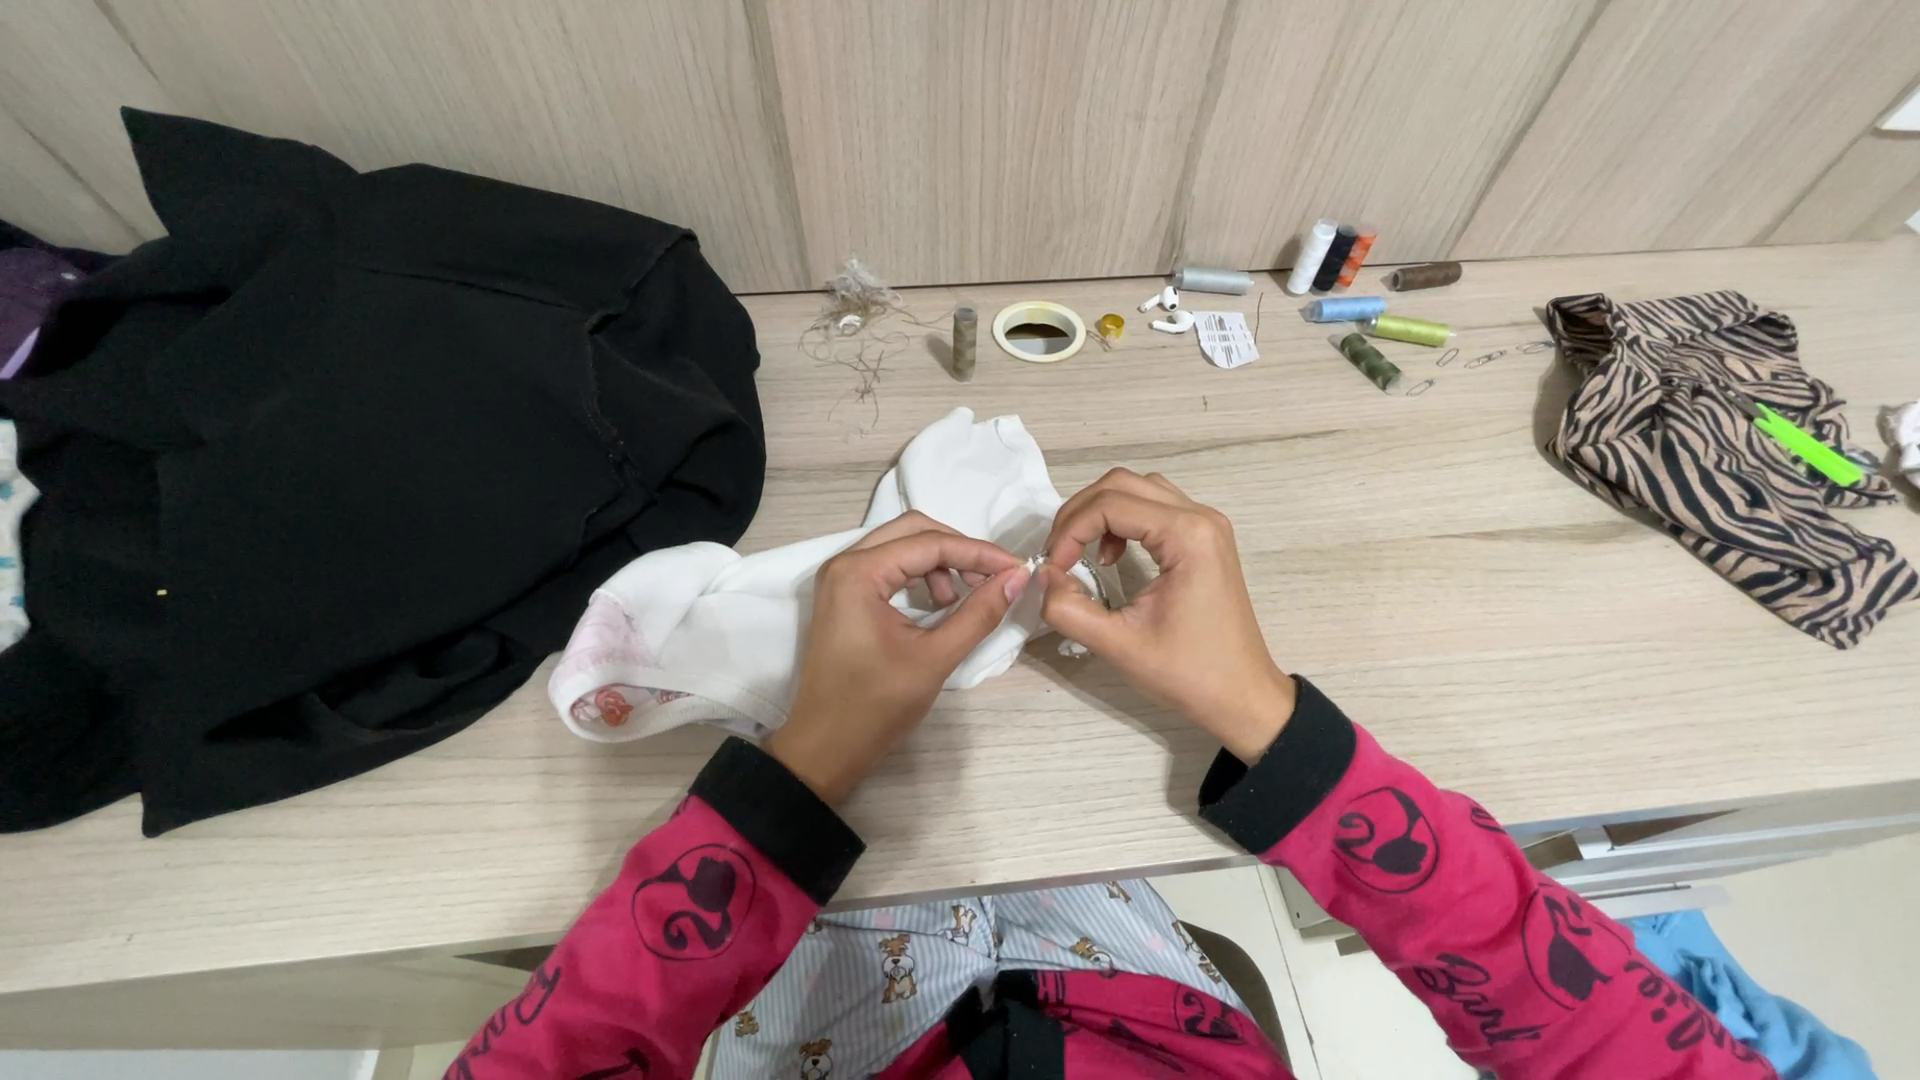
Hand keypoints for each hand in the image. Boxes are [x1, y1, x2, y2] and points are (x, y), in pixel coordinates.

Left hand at [767, 511, 1029, 802]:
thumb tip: (1017, 579)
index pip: (930, 543)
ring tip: (961, 601)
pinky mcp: (844, 594)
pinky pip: (889, 566)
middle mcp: (844, 563)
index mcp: (859, 573)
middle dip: (959, 551)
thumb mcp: (935, 658)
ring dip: (940, 563)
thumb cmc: (875, 707)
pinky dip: (920, 576)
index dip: (979, 553)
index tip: (1017, 569)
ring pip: (902, 545)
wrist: (824, 747)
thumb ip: (979, 613)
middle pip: (914, 531)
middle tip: (992, 579)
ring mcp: (840, 577)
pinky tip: (940, 605)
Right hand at [1038, 469, 1296, 762]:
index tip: (1053, 569)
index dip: (1070, 531)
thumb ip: (1069, 609)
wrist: (1241, 695)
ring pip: (1137, 489)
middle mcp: (1200, 517)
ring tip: (1079, 551)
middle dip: (1079, 515)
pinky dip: (1121, 520)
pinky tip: (1111, 556)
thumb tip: (1044, 577)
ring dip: (1099, 512)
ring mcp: (1206, 524)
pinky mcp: (1203, 538)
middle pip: (1121, 484)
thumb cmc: (1188, 673)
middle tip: (1058, 555)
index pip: (1110, 504)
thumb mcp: (1118, 646)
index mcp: (1187, 536)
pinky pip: (1153, 506)